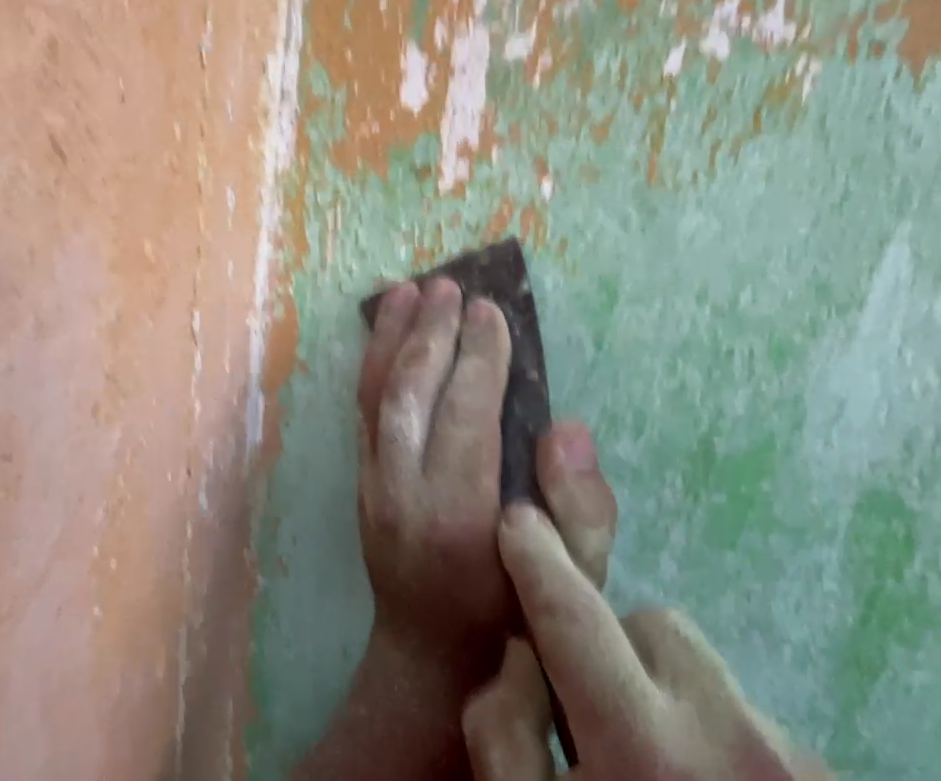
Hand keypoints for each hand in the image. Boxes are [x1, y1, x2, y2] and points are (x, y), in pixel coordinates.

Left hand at [292, 278, 617, 779]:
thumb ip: (580, 509)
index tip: (492, 311)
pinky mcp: (360, 481)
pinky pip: (362, 412)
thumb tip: (567, 427)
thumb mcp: (572, 582)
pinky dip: (371, 365)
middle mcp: (404, 493)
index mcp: (460, 516)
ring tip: (408, 289)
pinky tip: (383, 331)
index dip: (479, 360)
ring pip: (375, 397)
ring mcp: (372, 485)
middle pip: (411, 396)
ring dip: (390, 338)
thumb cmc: (516, 617)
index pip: (466, 417)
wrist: (432, 654)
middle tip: (450, 286)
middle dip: (431, 335)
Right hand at [462, 506, 832, 779]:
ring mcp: (794, 762)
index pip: (575, 614)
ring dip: (669, 692)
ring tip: (661, 770)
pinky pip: (754, 721)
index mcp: (643, 747)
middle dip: (611, 644)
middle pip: (654, 624)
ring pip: (708, 672)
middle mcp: (731, 737)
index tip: (518, 519)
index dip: (538, 559)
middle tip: (596, 711)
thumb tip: (519, 657)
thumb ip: (504, 734)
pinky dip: (717, 737)